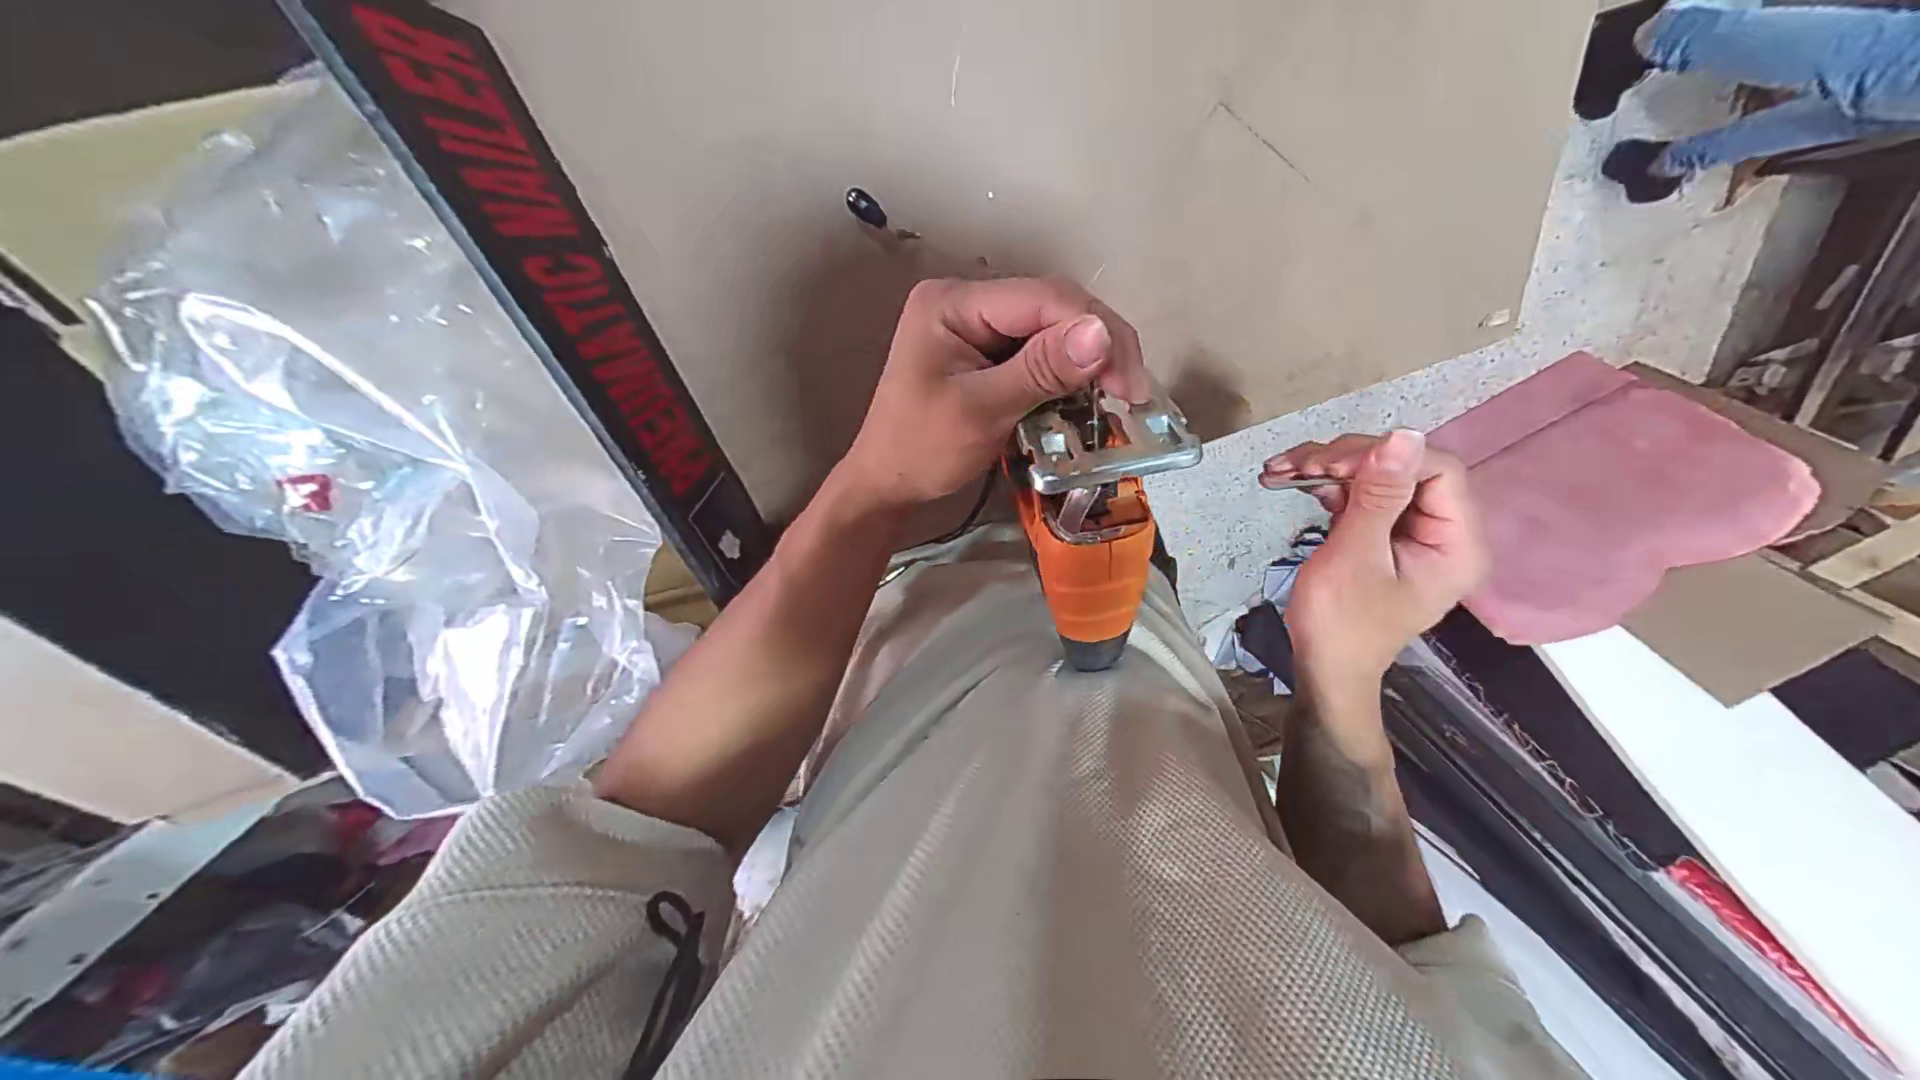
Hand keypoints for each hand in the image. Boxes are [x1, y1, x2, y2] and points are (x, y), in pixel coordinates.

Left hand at [840, 277, 1150, 508]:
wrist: (887, 484)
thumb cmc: (921, 451)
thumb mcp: (981, 411)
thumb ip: (1040, 370)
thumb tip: (1103, 334)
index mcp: (953, 303)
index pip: (1043, 298)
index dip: (1096, 331)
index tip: (1130, 384)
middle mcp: (966, 303)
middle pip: (1052, 306)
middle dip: (1098, 344)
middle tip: (1131, 392)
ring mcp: (976, 327)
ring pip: (1051, 328)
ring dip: (1088, 359)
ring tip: (1118, 394)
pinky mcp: (986, 353)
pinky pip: (1038, 351)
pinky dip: (1066, 373)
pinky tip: (1087, 394)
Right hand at [1262, 431, 1487, 693]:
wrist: (1322, 668)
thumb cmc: (1340, 622)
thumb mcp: (1355, 556)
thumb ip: (1378, 496)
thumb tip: (1402, 435)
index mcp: (1456, 543)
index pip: (1436, 470)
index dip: (1384, 456)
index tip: (1327, 464)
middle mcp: (1443, 532)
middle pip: (1404, 468)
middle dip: (1347, 459)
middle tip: (1295, 466)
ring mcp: (1412, 532)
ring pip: (1378, 475)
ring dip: (1328, 468)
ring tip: (1282, 471)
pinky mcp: (1384, 534)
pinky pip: (1363, 494)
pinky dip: (1328, 486)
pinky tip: (1297, 485)